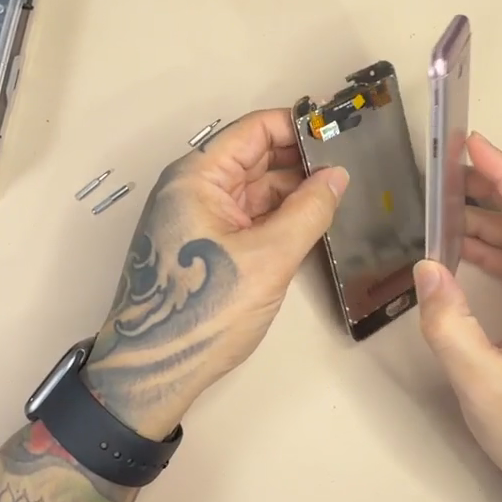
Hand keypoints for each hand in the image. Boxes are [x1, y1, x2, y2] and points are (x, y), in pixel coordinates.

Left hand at [85, 109, 348, 438]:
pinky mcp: (206, 244)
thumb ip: (308, 212)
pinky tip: (312, 218)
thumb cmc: (204, 310)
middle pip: (253, 157)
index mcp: (197, 177)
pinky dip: (279, 214)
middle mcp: (195, 189)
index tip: (338, 131)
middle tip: (349, 162)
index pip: (253, 131)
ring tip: (338, 192)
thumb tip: (338, 175)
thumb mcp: (267, 259)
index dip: (296, 127)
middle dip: (299, 158)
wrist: (152, 374)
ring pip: (254, 188)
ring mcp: (199, 217)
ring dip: (293, 188)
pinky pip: (248, 215)